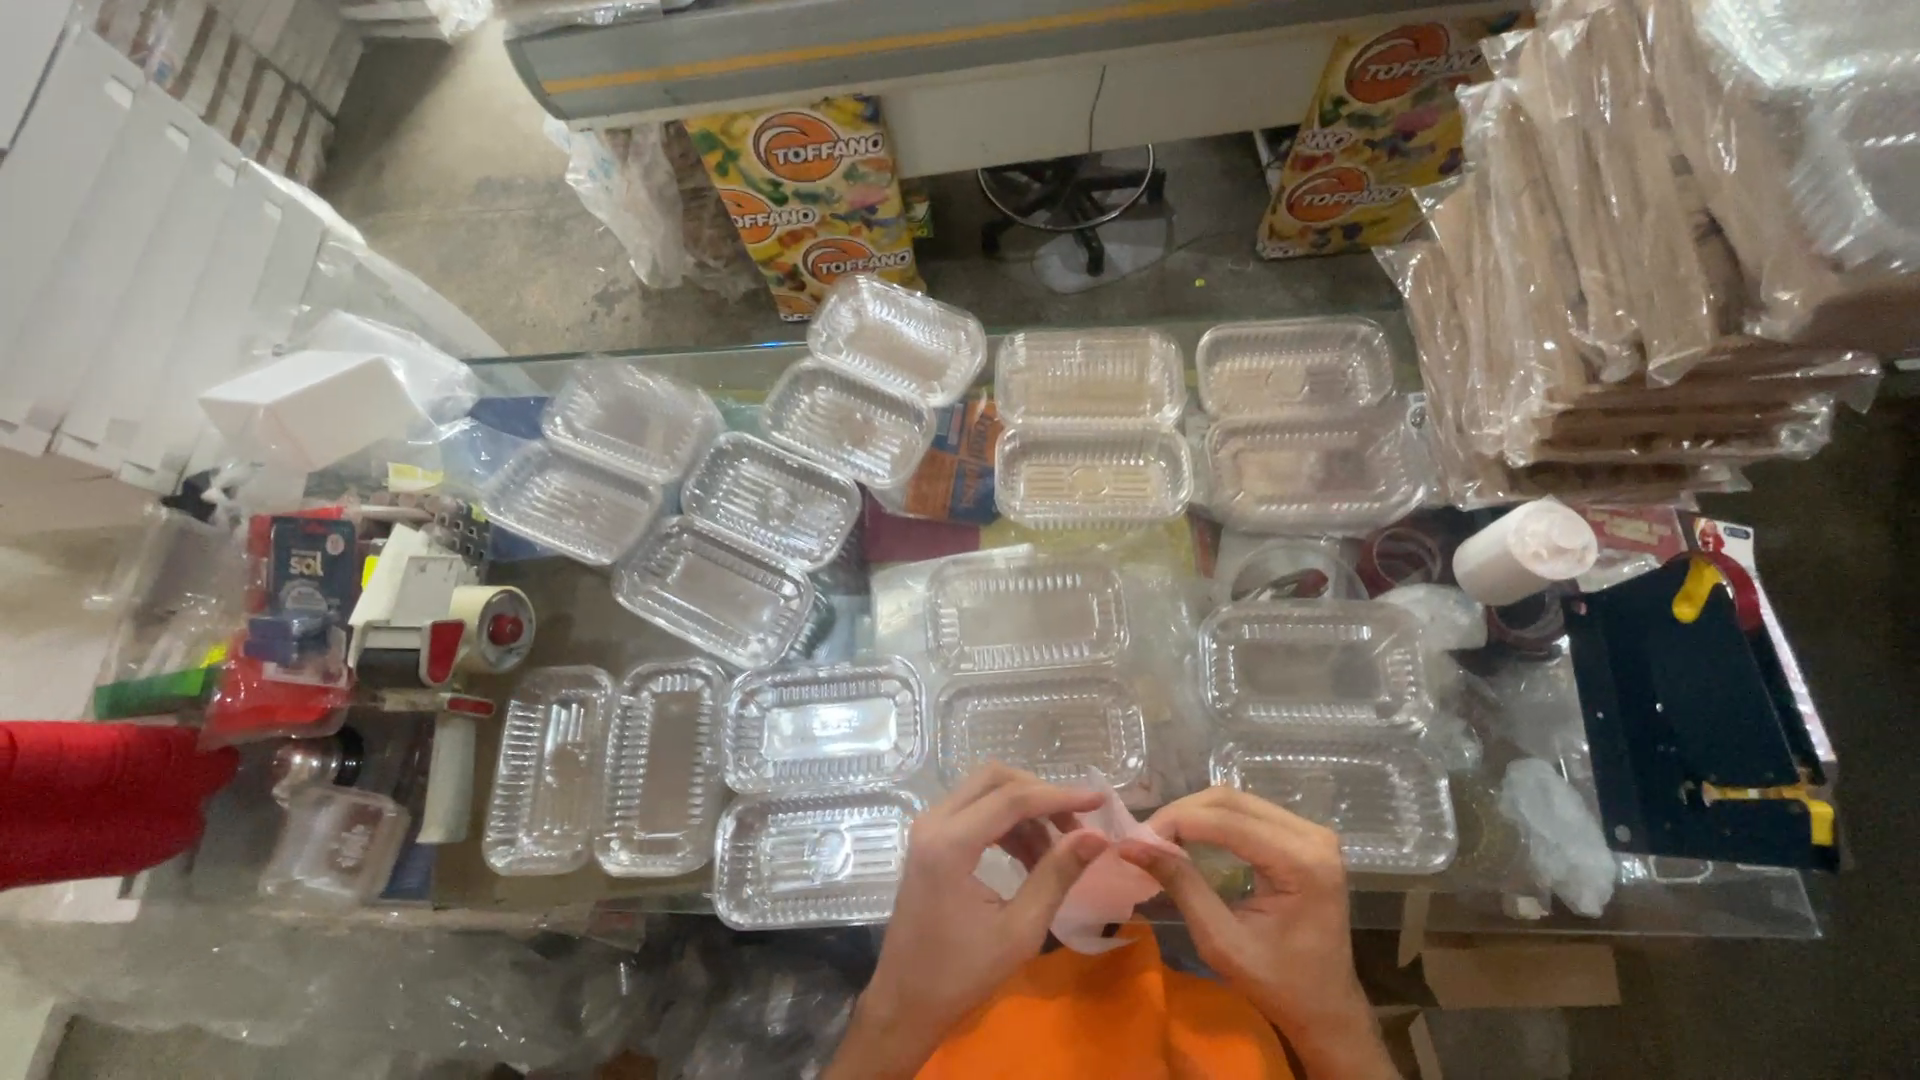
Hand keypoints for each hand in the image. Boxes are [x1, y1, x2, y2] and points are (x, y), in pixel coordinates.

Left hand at [827, 766, 1109, 1079]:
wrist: (906, 1001)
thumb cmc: (962, 974)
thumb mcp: (1020, 929)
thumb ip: (1057, 875)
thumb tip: (1097, 836)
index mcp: (950, 843)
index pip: (1013, 798)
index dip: (1060, 795)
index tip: (1101, 800)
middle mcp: (933, 822)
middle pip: (995, 779)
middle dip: (1041, 795)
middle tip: (1076, 825)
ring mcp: (928, 828)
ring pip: (985, 791)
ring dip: (1026, 811)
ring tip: (1058, 851)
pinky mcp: (930, 840)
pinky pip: (974, 811)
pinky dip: (1007, 824)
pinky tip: (1032, 858)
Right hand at [1118, 787, 1393, 1079]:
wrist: (1326, 1007)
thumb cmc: (1278, 983)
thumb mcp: (1221, 940)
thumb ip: (1181, 886)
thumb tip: (1131, 846)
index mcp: (1303, 863)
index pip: (1227, 821)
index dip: (1176, 822)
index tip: (1135, 838)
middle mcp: (1313, 836)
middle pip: (1231, 801)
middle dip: (1182, 814)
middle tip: (1145, 837)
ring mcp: (1311, 833)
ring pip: (1236, 801)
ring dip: (1193, 814)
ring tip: (1161, 837)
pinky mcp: (1303, 837)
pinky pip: (1248, 813)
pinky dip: (1211, 820)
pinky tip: (1188, 836)